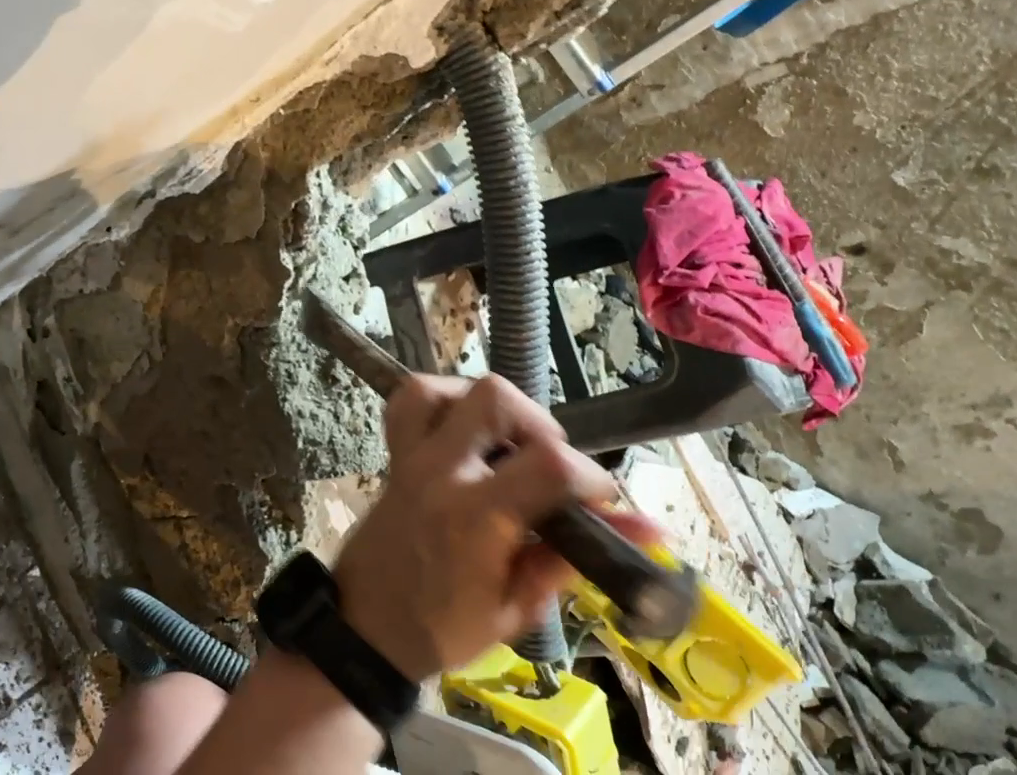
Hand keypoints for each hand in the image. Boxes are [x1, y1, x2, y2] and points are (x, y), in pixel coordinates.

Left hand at [330, 374, 662, 680]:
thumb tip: (650, 529)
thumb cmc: (444, 628)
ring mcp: (409, 457)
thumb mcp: (519, 606)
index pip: (548, 461)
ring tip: (508, 445)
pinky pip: (408, 403)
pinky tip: (467, 433)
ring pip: (440, 388)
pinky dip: (441, 403)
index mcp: (476, 515)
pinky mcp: (392, 455)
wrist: (365, 626)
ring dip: (484, 406)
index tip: (600, 503)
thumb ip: (574, 557)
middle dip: (539, 424)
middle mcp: (439, 472)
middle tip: (550, 465)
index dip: (592, 476)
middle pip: (493, 398)